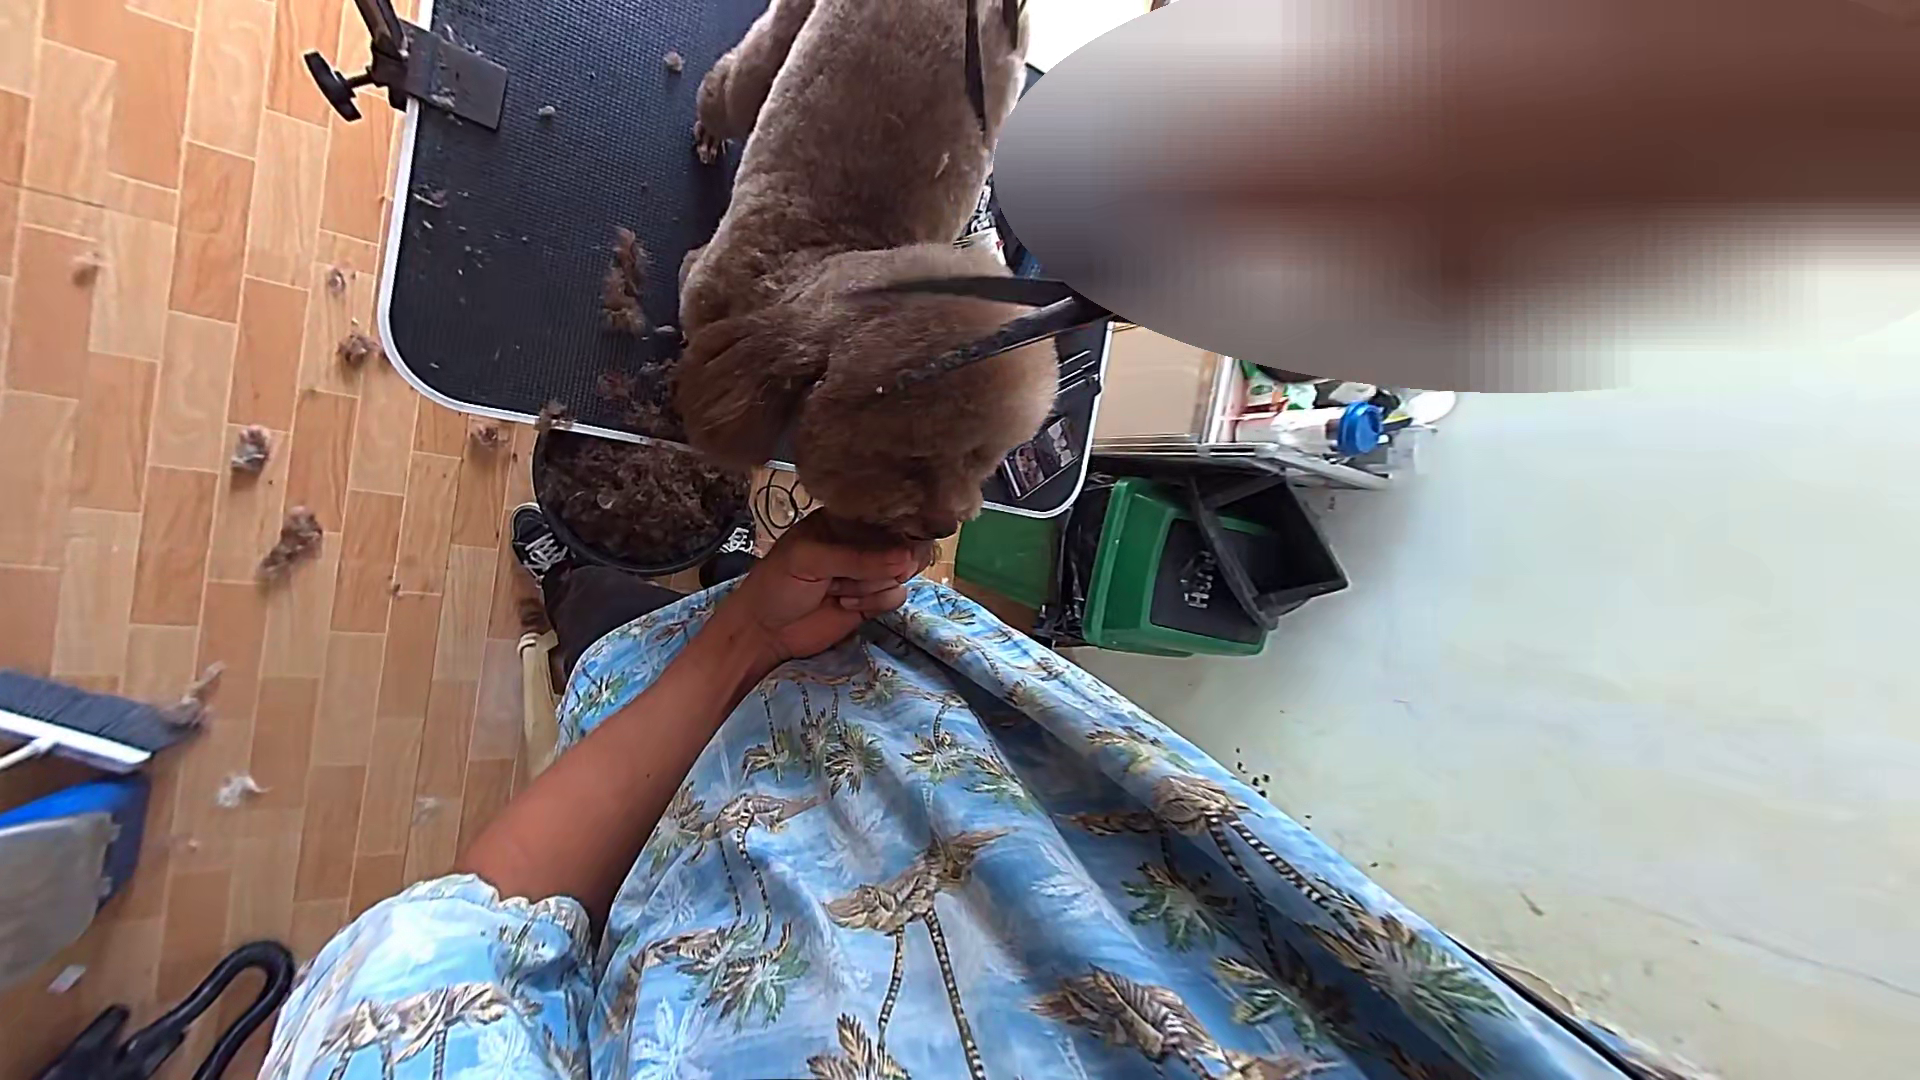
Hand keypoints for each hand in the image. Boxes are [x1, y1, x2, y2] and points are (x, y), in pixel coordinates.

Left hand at [714, 512, 933, 673]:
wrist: (764, 632)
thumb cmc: (777, 584)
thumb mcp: (809, 560)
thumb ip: (856, 558)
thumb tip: (906, 558)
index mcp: (844, 521)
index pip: (885, 516)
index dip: (893, 531)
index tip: (891, 546)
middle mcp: (861, 543)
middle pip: (901, 544)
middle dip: (881, 563)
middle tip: (852, 574)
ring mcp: (870, 572)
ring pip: (902, 572)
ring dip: (872, 585)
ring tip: (838, 590)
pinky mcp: (874, 600)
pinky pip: (897, 596)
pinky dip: (875, 602)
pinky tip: (846, 605)